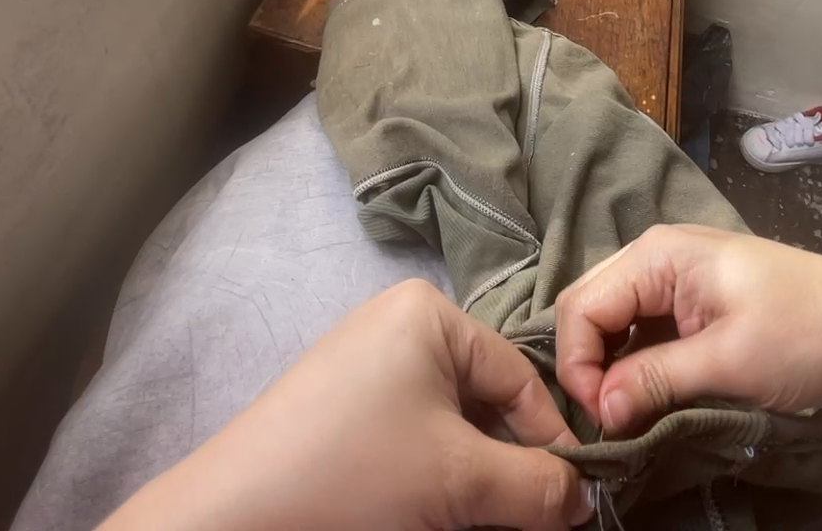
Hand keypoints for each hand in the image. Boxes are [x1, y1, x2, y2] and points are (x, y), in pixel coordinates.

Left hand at [106, 279, 593, 530]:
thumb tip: (587, 500)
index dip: (552, 440)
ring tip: (482, 514)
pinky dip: (437, 466)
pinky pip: (414, 423)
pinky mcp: (345, 394)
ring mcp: (368, 354)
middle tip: (534, 517)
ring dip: (475, 470)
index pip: (518, 375)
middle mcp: (402, 318)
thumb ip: (537, 488)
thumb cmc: (359, 473)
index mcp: (432, 311)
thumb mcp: (460, 481)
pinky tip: (435, 505)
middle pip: (484, 395)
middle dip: (509, 460)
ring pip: (450, 415)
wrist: (234, 513)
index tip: (580, 501)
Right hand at [555, 224, 821, 434]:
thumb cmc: (803, 333)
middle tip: (609, 418)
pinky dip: (631, 359)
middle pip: (589, 305)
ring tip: (625, 410)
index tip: (602, 419)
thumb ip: (655, 380)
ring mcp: (669, 273)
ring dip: (608, 364)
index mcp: (656, 254)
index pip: (584, 304)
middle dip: (588, 363)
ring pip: (609, 316)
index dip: (579, 363)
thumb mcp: (728, 361)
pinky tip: (644, 390)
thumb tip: (601, 413)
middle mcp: (653, 254)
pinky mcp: (685, 296)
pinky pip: (637, 323)